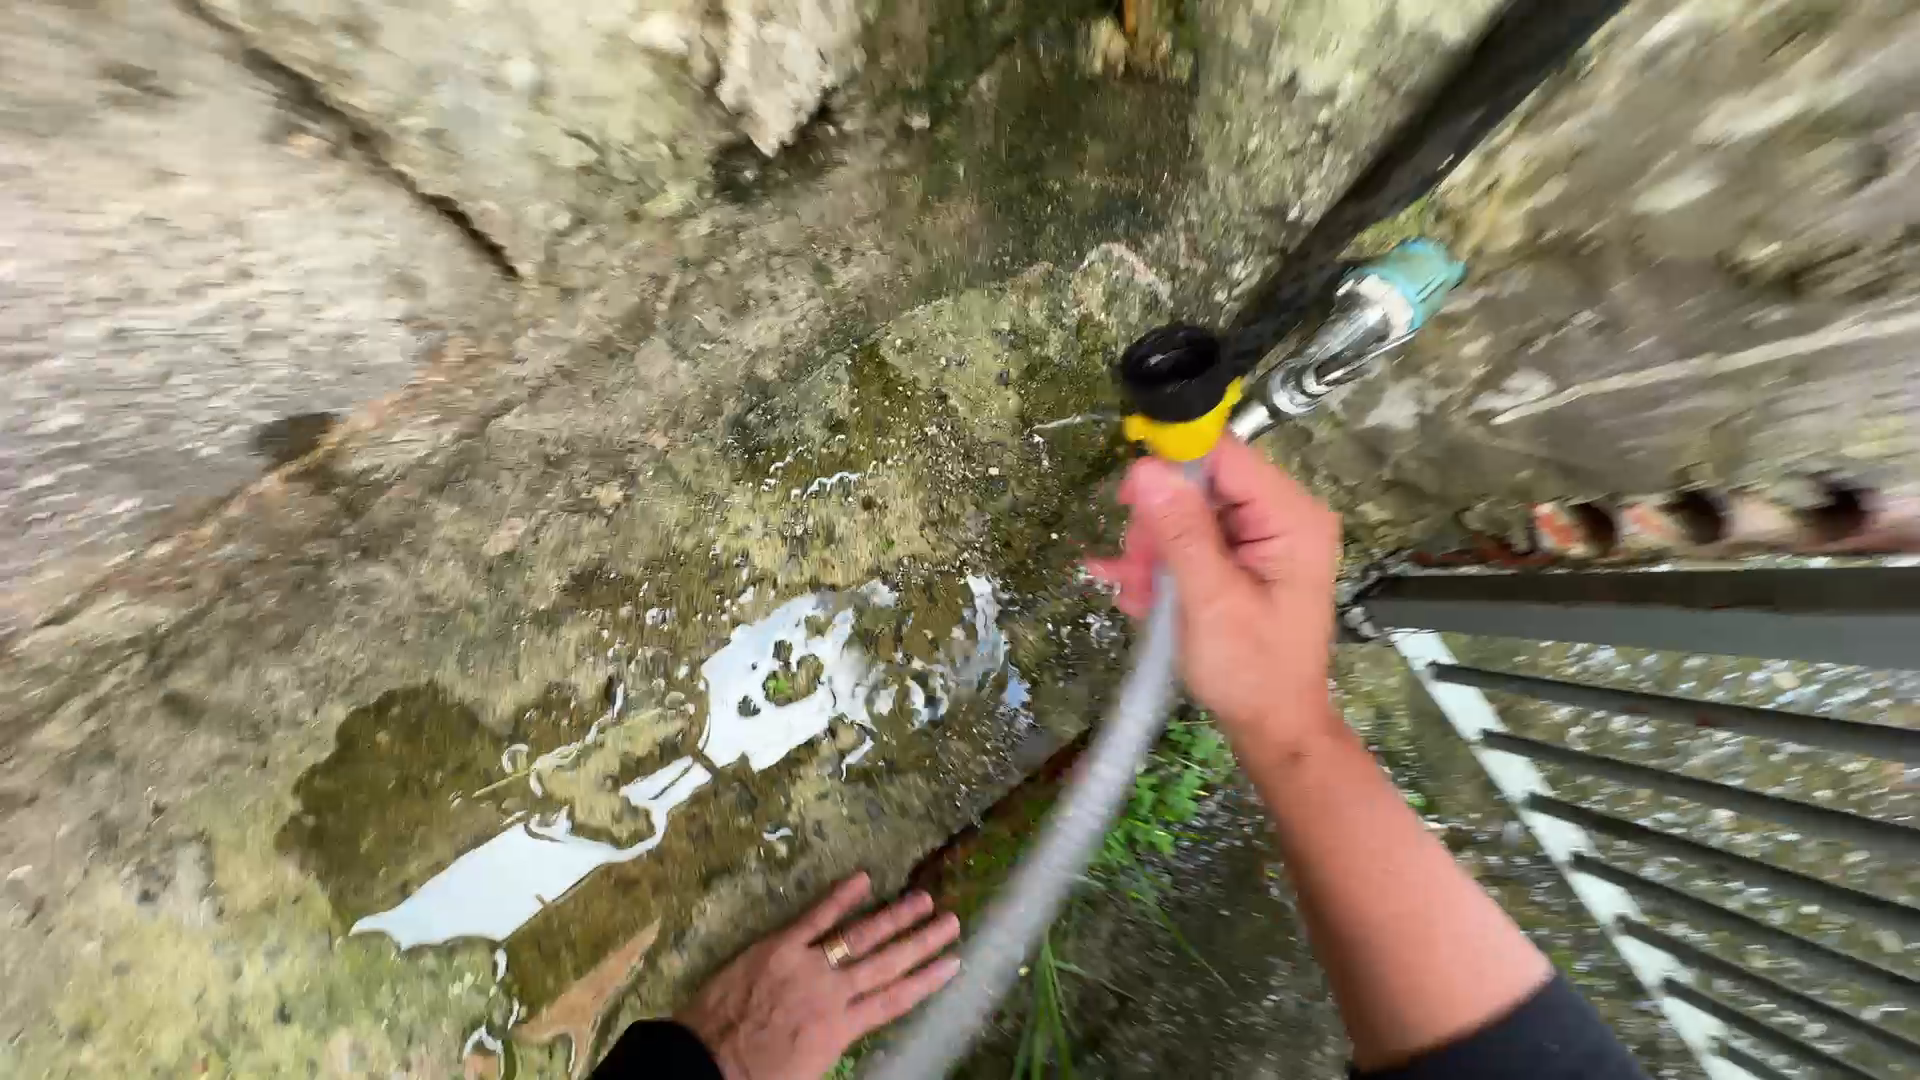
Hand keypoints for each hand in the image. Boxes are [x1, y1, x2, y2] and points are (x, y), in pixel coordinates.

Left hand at [675, 873, 960, 1079]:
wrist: (702, 1069)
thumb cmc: (754, 1079)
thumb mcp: (807, 1074)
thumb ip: (834, 1044)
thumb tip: (858, 1022)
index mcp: (840, 1031)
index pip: (894, 1001)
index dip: (926, 981)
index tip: (954, 962)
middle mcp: (833, 994)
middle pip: (888, 963)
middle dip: (922, 942)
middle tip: (951, 921)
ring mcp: (807, 965)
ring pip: (861, 936)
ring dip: (894, 917)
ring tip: (923, 898)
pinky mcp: (779, 946)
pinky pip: (815, 917)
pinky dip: (839, 897)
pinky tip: (863, 877)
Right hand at [1087, 437, 1342, 758]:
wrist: (1271, 726)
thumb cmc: (1250, 671)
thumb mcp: (1210, 601)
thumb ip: (1180, 533)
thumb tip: (1145, 469)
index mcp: (1289, 517)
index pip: (1224, 456)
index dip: (1171, 465)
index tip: (1127, 497)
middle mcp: (1279, 516)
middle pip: (1200, 485)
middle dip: (1157, 523)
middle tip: (1134, 567)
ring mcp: (1259, 537)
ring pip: (1185, 514)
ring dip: (1151, 551)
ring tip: (1136, 592)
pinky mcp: (1240, 558)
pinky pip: (1189, 540)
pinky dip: (1160, 565)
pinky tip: (1138, 594)